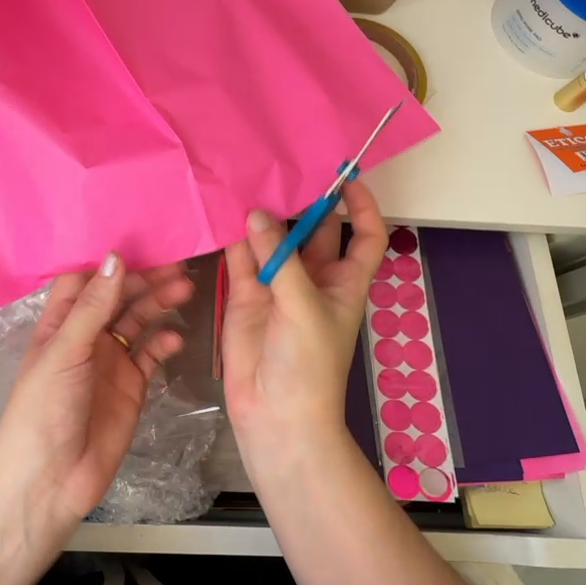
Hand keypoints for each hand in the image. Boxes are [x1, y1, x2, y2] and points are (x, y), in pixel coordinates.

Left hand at [0, 257, 191, 530]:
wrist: (49, 480)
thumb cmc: (43, 409)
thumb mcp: (65, 351)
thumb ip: (93, 307)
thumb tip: (115, 257)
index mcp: (60, 323)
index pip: (86, 280)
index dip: (109, 262)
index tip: (141, 240)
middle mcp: (86, 336)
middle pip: (118, 297)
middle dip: (144, 279)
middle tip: (177, 262)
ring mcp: (110, 361)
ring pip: (138, 321)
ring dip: (159, 304)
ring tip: (185, 288)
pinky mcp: (131, 387)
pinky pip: (150, 356)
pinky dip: (164, 343)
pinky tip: (175, 338)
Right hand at [220, 182, 387, 457]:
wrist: (276, 417)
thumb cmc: (309, 366)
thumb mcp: (306, 309)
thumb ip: (280, 260)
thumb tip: (255, 214)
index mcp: (345, 282)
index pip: (365, 236)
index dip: (362, 207)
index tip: (344, 178)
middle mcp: (313, 278)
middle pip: (313, 231)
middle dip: (301, 203)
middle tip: (280, 166)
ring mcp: (277, 285)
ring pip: (272, 239)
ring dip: (262, 216)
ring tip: (246, 179)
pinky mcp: (244, 294)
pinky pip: (240, 257)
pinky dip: (232, 237)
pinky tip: (220, 212)